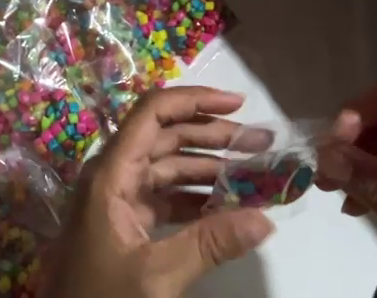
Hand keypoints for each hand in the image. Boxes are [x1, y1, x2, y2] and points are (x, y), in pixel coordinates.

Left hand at [45, 87, 276, 297]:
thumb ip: (210, 244)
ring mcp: (119, 200)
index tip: (237, 104)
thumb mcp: (157, 277)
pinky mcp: (126, 225)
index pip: (153, 113)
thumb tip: (265, 219)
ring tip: (254, 170)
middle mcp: (113, 175)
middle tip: (260, 141)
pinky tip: (230, 204)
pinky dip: (197, 196)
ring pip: (169, 166)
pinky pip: (166, 196)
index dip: (194, 100)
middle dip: (213, 135)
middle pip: (166, 136)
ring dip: (210, 165)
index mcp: (110, 172)